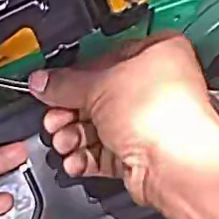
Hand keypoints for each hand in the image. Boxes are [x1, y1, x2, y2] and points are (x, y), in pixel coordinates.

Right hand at [29, 33, 218, 218]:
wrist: (175, 165)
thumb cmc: (162, 116)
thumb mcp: (99, 86)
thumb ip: (64, 85)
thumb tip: (43, 82)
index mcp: (156, 54)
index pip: (103, 60)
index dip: (72, 75)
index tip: (50, 86)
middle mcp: (153, 88)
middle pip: (96, 97)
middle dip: (68, 112)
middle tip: (54, 118)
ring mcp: (145, 124)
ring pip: (96, 129)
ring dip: (73, 137)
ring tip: (65, 141)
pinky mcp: (136, 156)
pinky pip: (101, 154)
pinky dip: (84, 158)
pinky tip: (75, 160)